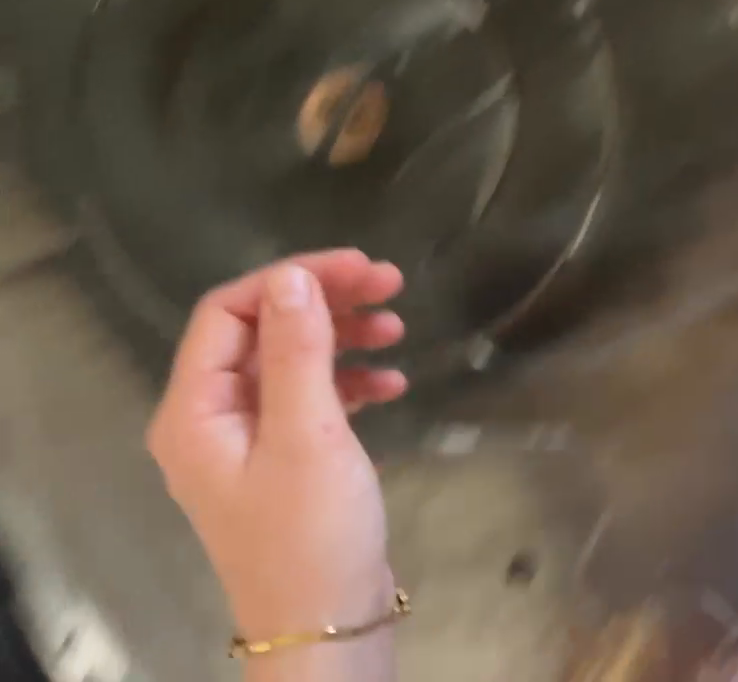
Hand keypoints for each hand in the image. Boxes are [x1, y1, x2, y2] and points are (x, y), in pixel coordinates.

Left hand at [146, 251, 408, 643]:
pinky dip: (355, 378)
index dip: (293, 280)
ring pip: (293, 359)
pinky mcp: (289, 453)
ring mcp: (251, 437)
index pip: (228, 314)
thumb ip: (297, 353)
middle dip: (326, 301)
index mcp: (195, 412)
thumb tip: (293, 278)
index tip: (364, 268)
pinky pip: (316, 394)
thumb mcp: (309, 432)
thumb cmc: (310, 524)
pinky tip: (394, 384)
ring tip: (400, 331)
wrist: (327, 612)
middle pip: (263, 331)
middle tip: (394, 284)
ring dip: (345, 336)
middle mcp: (213, 417)